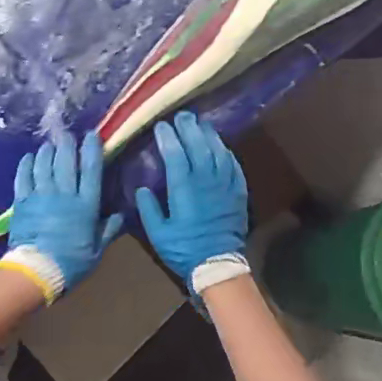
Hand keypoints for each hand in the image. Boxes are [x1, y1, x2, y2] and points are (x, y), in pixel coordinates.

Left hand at [7, 130, 124, 292]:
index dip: (92, 149)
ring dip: (46, 151)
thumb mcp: (95, 251)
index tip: (91, 135)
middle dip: (67, 144)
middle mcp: (64, 194)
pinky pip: (23, 177)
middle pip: (65, 161)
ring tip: (49, 145)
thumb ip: (107, 231)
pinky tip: (28, 157)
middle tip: (66, 135)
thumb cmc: (70, 264)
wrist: (36, 272)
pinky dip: (26, 164)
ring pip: (43, 164)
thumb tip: (119, 215)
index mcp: (85, 205)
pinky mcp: (21, 202)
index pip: (91, 170)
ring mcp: (40, 196)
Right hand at [135, 111, 247, 284]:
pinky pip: (233, 165)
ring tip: (200, 123)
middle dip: (189, 129)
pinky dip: (225, 152)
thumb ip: (149, 209)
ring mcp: (225, 185)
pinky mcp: (238, 192)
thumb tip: (142, 189)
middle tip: (181, 116)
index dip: (169, 139)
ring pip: (218, 152)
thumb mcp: (157, 233)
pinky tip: (220, 145)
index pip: (176, 156)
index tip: (161, 126)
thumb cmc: (183, 250)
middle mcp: (206, 182)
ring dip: (208, 135)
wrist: (217, 264)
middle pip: (199, 147)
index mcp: (184, 190)